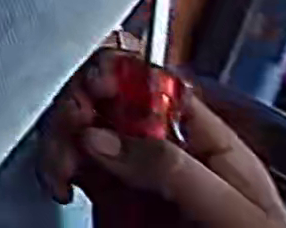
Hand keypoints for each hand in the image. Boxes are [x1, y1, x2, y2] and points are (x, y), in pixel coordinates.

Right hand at [41, 49, 285, 227]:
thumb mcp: (234, 215)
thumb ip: (172, 167)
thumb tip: (99, 136)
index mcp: (206, 144)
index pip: (154, 83)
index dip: (116, 73)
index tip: (94, 86)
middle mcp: (161, 148)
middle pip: (99, 99)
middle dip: (74, 111)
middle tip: (72, 134)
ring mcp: (131, 170)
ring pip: (73, 126)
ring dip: (57, 141)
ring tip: (63, 171)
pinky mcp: (104, 190)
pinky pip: (64, 158)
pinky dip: (52, 165)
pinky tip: (59, 183)